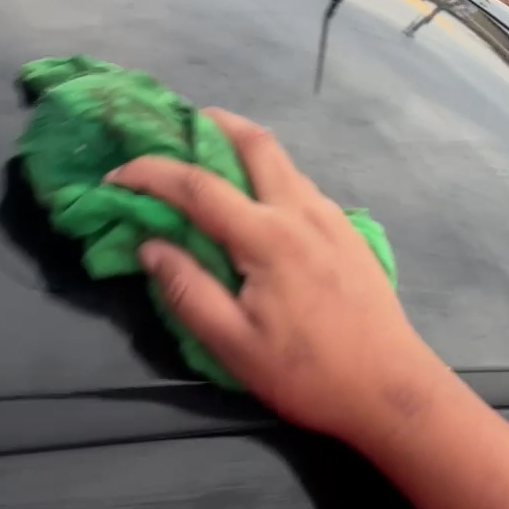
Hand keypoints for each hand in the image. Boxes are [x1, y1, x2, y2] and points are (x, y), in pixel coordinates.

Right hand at [107, 108, 456, 446]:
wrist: (390, 385)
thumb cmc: (308, 372)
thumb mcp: (234, 345)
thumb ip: (188, 290)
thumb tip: (150, 244)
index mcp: (268, 236)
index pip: (198, 186)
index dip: (152, 173)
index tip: (118, 173)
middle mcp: (300, 209)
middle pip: (255, 141)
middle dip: (213, 122)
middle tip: (177, 127)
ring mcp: (329, 214)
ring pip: (280, 159)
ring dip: (241, 145)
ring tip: (207, 156)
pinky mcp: (344, 227)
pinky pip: (297, 182)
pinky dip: (266, 171)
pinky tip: (254, 199)